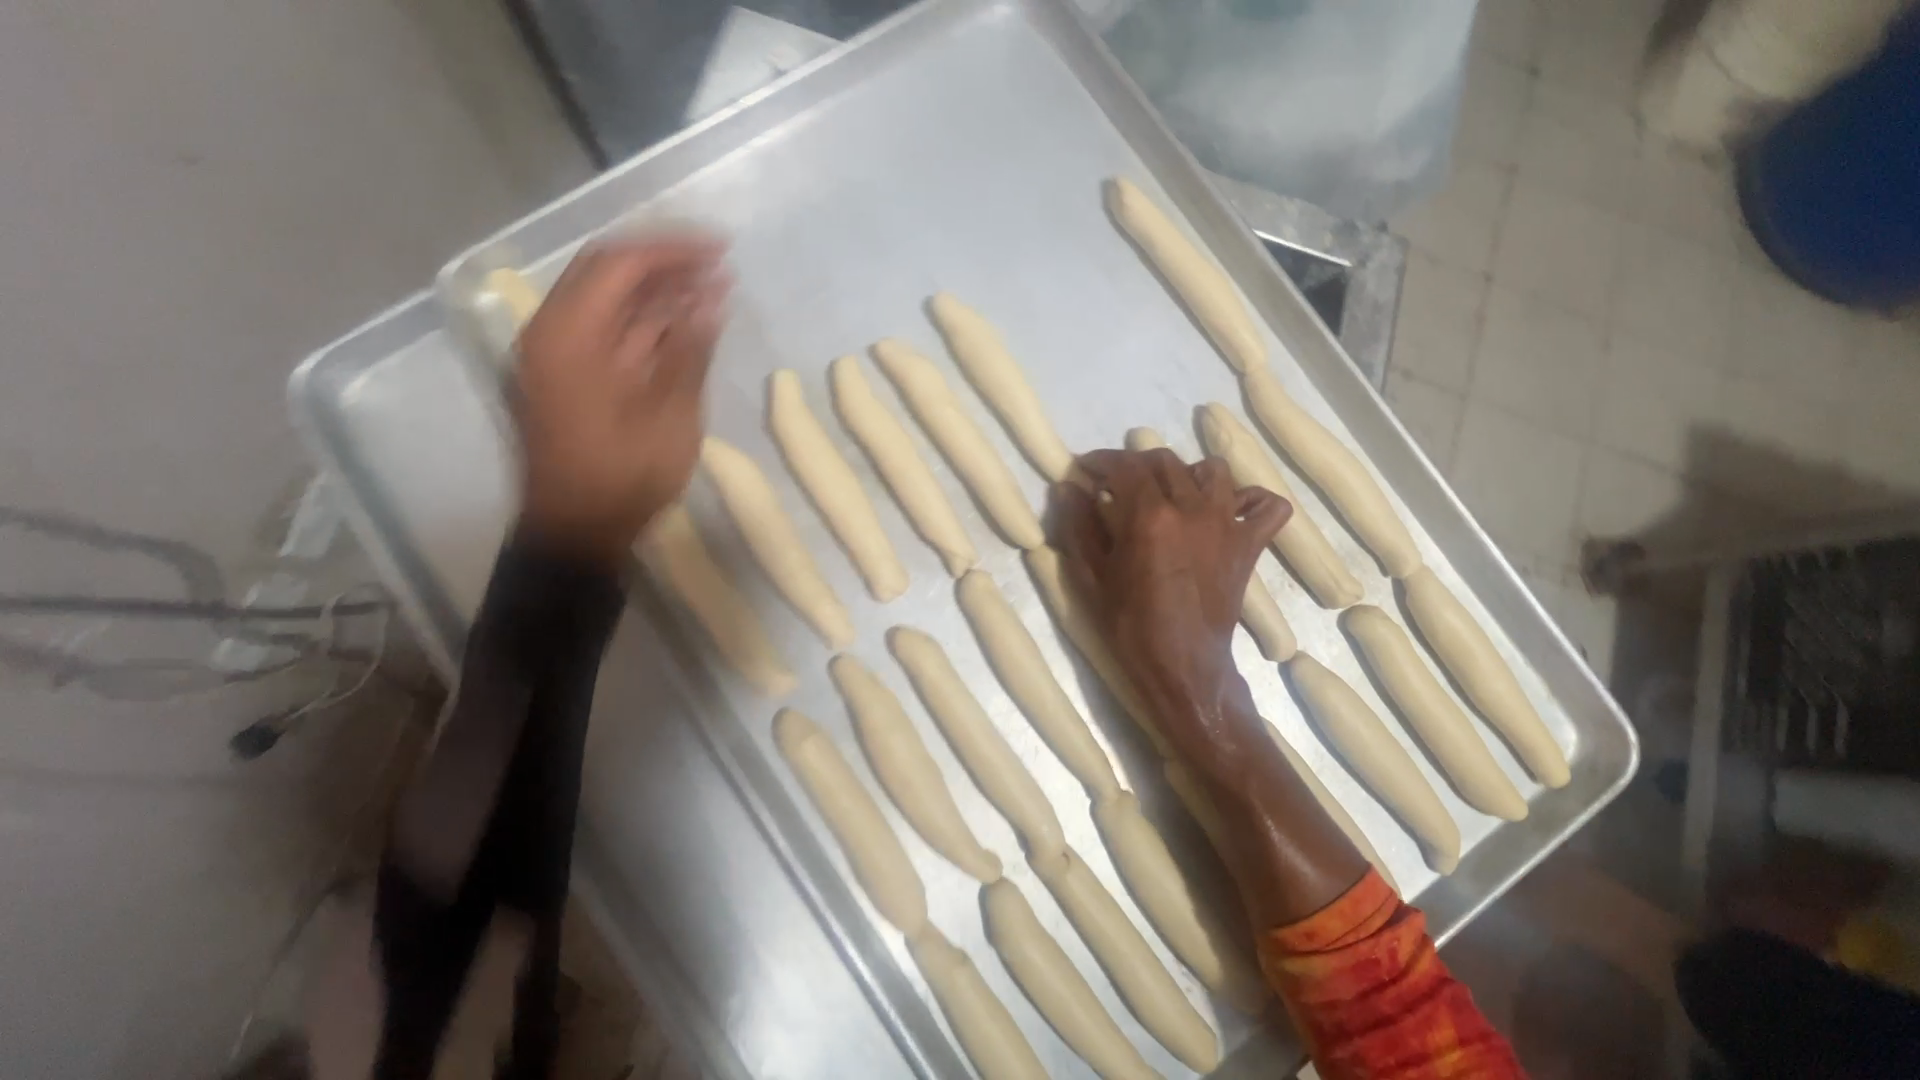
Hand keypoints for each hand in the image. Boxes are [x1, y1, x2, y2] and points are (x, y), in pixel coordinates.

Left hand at [512, 234, 730, 565]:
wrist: (575, 534)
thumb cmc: (622, 477)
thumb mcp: (669, 414)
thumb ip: (688, 349)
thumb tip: (711, 298)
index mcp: (568, 335)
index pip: (619, 264)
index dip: (673, 250)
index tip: (722, 250)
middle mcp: (551, 332)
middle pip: (607, 272)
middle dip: (665, 263)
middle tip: (718, 266)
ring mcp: (554, 354)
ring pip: (605, 300)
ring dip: (656, 291)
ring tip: (711, 291)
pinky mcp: (565, 376)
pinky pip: (603, 330)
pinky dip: (642, 321)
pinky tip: (682, 324)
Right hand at [1050, 449, 1289, 777]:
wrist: (1183, 667)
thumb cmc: (1131, 627)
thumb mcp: (1091, 578)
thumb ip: (1078, 526)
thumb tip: (1067, 486)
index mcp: (1149, 516)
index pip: (1125, 466)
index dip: (1101, 461)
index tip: (1085, 469)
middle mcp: (1192, 509)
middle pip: (1165, 462)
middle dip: (1136, 466)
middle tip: (1118, 485)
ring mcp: (1227, 524)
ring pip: (1213, 471)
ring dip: (1187, 474)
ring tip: (1169, 494)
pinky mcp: (1249, 544)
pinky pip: (1267, 506)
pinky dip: (1251, 499)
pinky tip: (1227, 510)